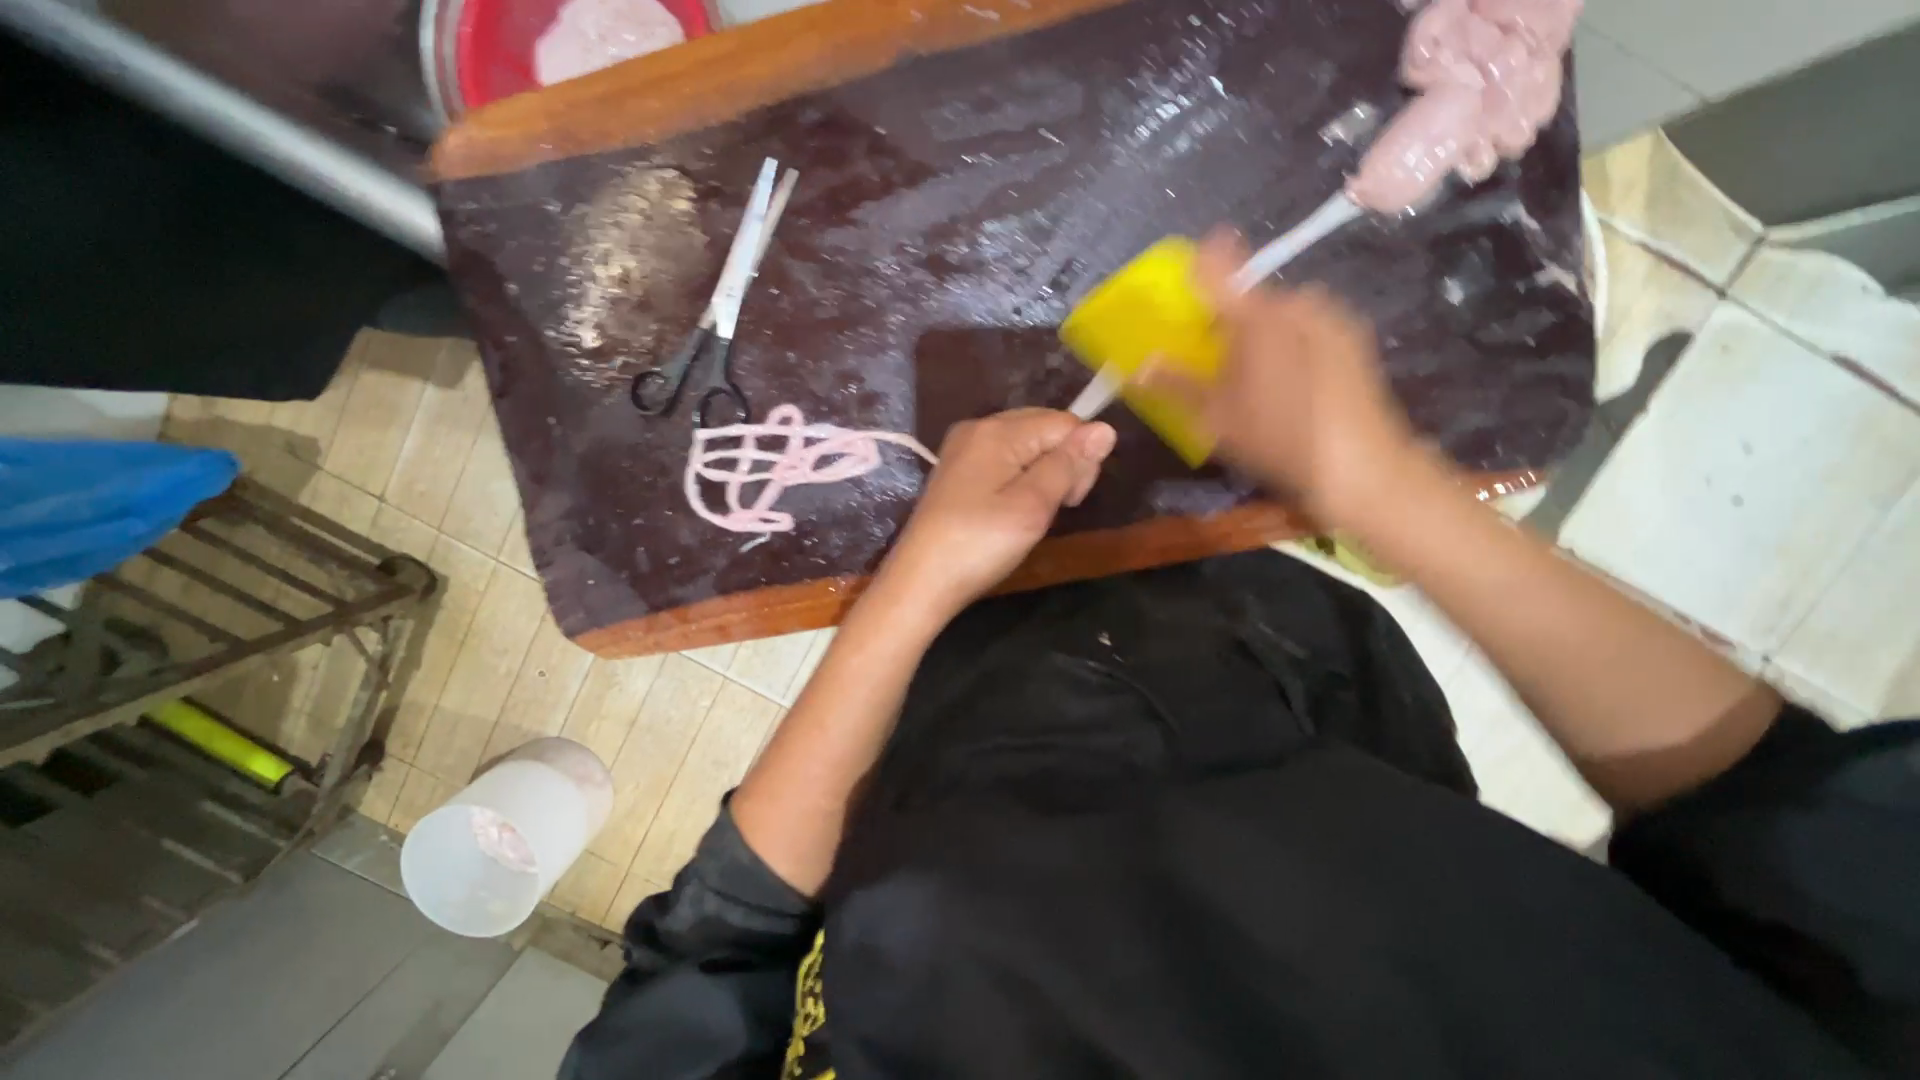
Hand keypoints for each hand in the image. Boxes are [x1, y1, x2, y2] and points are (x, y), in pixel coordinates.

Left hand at [879, 408, 1115, 618]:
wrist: (921, 582)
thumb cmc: (980, 544)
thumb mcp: (1032, 506)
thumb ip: (1068, 465)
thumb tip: (1105, 428)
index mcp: (997, 430)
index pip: (1064, 423)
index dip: (1080, 459)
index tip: (1070, 501)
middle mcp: (978, 428)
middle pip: (1043, 428)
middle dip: (1062, 463)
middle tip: (1052, 509)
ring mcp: (963, 450)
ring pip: (1025, 446)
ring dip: (1042, 474)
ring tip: (1031, 514)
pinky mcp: (956, 472)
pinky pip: (1003, 460)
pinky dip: (1019, 480)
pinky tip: (1011, 510)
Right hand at [1141, 227, 1419, 528]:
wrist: (1362, 465)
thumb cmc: (1278, 437)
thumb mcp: (1216, 417)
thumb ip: (1176, 385)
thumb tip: (1139, 368)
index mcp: (1258, 314)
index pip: (1220, 270)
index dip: (1201, 264)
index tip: (1189, 270)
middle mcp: (1297, 301)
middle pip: (1253, 298)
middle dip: (1232, 320)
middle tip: (1216, 355)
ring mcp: (1331, 317)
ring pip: (1282, 314)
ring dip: (1265, 332)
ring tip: (1255, 375)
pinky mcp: (1354, 337)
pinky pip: (1308, 328)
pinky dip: (1293, 343)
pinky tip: (1290, 382)